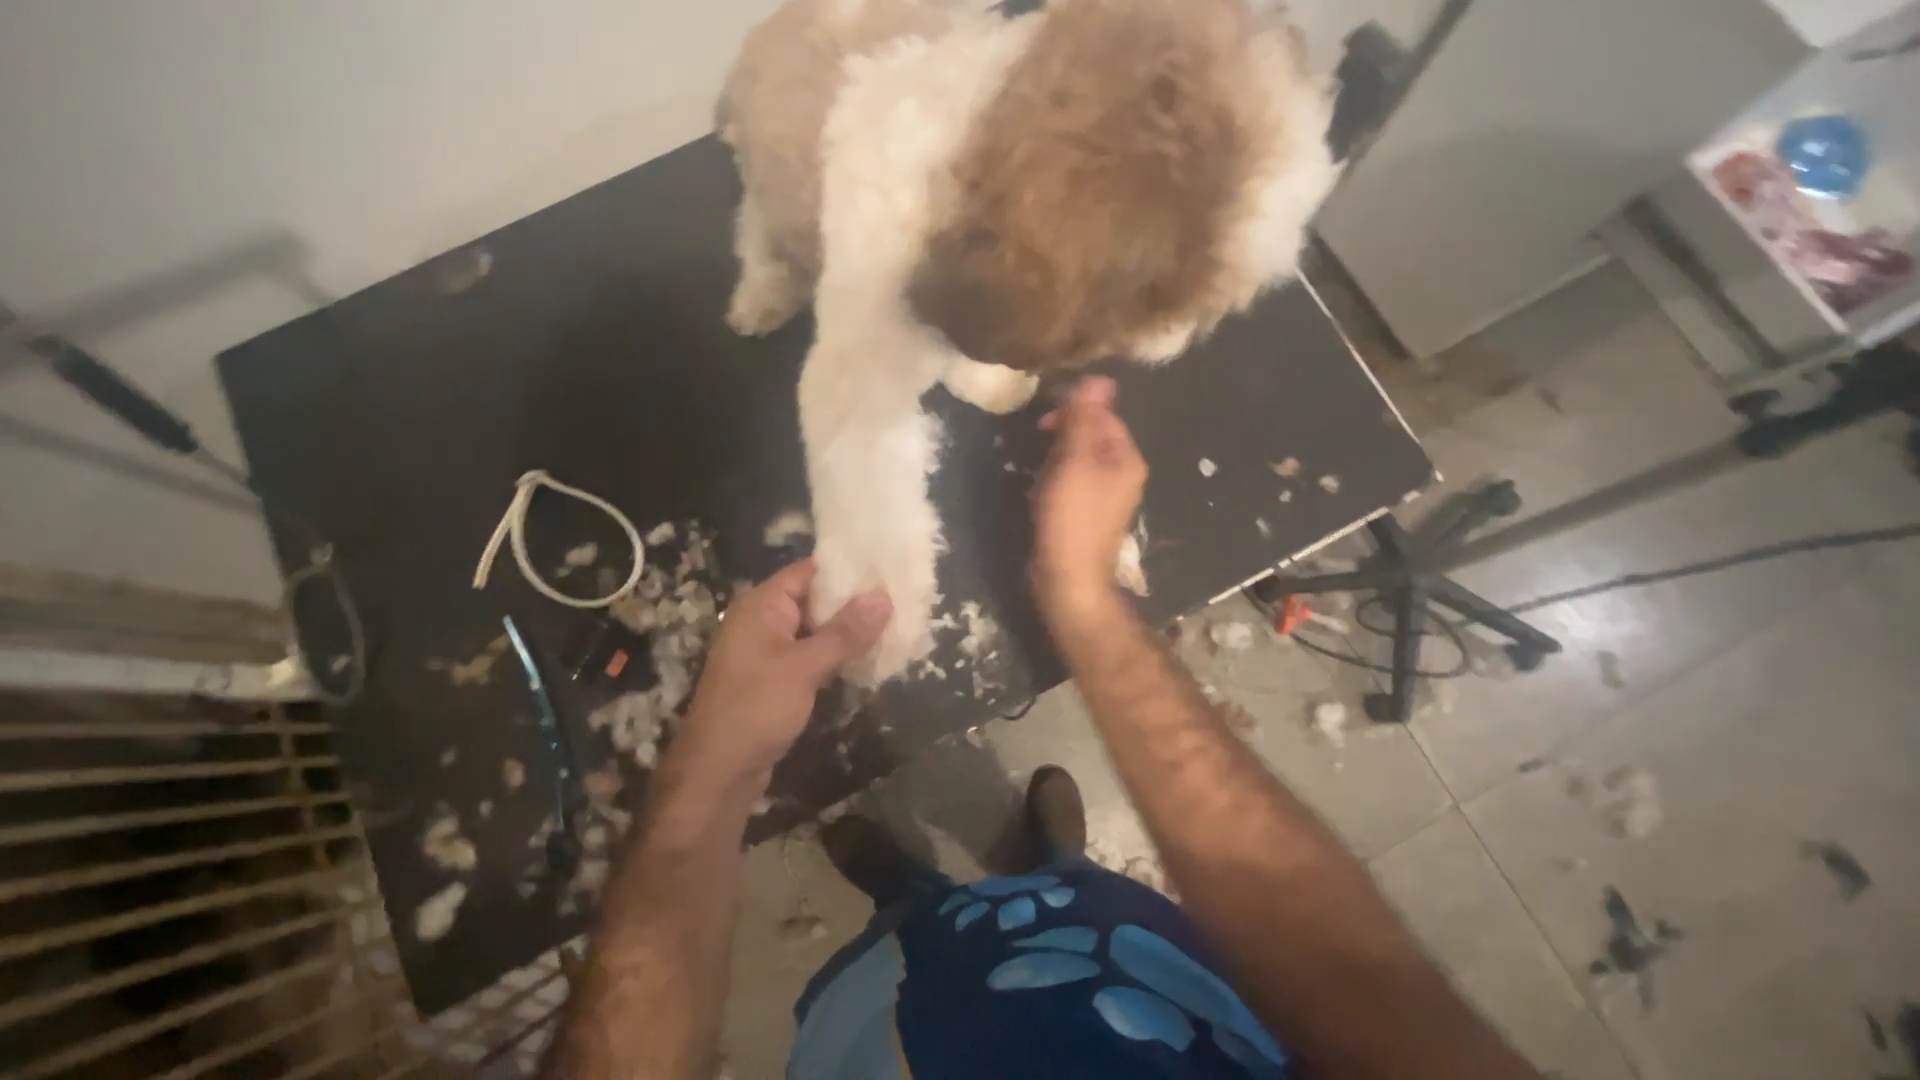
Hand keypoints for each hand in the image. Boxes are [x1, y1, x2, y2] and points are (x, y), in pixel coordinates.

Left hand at [676, 559, 890, 784]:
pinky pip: (812, 656)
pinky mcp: (777, 679)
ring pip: (817, 630)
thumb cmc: (756, 708)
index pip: (809, 571)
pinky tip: (870, 659)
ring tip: (896, 625)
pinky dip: (837, 656)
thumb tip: (884, 596)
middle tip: (902, 599)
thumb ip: (844, 632)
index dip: (848, 569)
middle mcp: (764, 621)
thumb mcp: (804, 667)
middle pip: (816, 599)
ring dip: (849, 632)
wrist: (719, 771)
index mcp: (762, 605)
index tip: (889, 569)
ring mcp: (769, 652)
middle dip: (855, 602)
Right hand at [1033, 376, 1146, 614]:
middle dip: (1063, 432)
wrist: (1068, 578)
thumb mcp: (1075, 461)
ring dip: (1055, 456)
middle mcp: (1123, 474)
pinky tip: (1038, 488)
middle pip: (1093, 435)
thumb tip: (1099, 378)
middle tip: (1035, 439)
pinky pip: (1072, 482)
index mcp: (1127, 458)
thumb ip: (1084, 419)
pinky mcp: (1087, 514)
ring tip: (1034, 465)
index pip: (1104, 415)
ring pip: (1080, 459)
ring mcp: (1106, 497)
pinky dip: (1054, 479)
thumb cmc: (1071, 517)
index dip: (1074, 409)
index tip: (1043, 418)